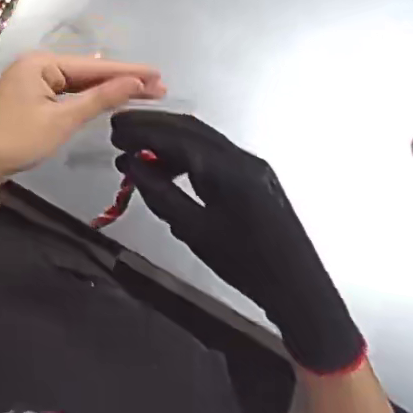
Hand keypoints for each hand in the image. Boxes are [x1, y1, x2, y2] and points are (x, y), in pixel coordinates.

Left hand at [0, 52, 164, 184]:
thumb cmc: (16, 139)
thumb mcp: (62, 120)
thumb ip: (99, 99)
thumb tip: (134, 83)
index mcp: (41, 63)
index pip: (95, 66)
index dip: (129, 73)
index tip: (160, 76)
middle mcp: (36, 65)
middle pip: (87, 71)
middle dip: (121, 80)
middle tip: (159, 88)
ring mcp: (31, 81)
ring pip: (77, 83)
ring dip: (106, 89)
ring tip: (143, 93)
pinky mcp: (29, 98)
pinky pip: (65, 93)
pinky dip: (87, 98)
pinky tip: (107, 99)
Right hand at [110, 111, 363, 374]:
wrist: (298, 287)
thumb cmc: (245, 264)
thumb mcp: (193, 230)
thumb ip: (160, 193)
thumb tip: (132, 165)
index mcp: (227, 170)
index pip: (175, 137)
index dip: (141, 132)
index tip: (114, 133)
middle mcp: (241, 158)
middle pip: (189, 128)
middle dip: (151, 126)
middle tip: (119, 131)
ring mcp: (250, 164)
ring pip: (200, 137)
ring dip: (166, 138)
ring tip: (136, 151)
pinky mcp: (253, 175)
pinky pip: (211, 152)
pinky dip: (183, 152)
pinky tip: (165, 166)